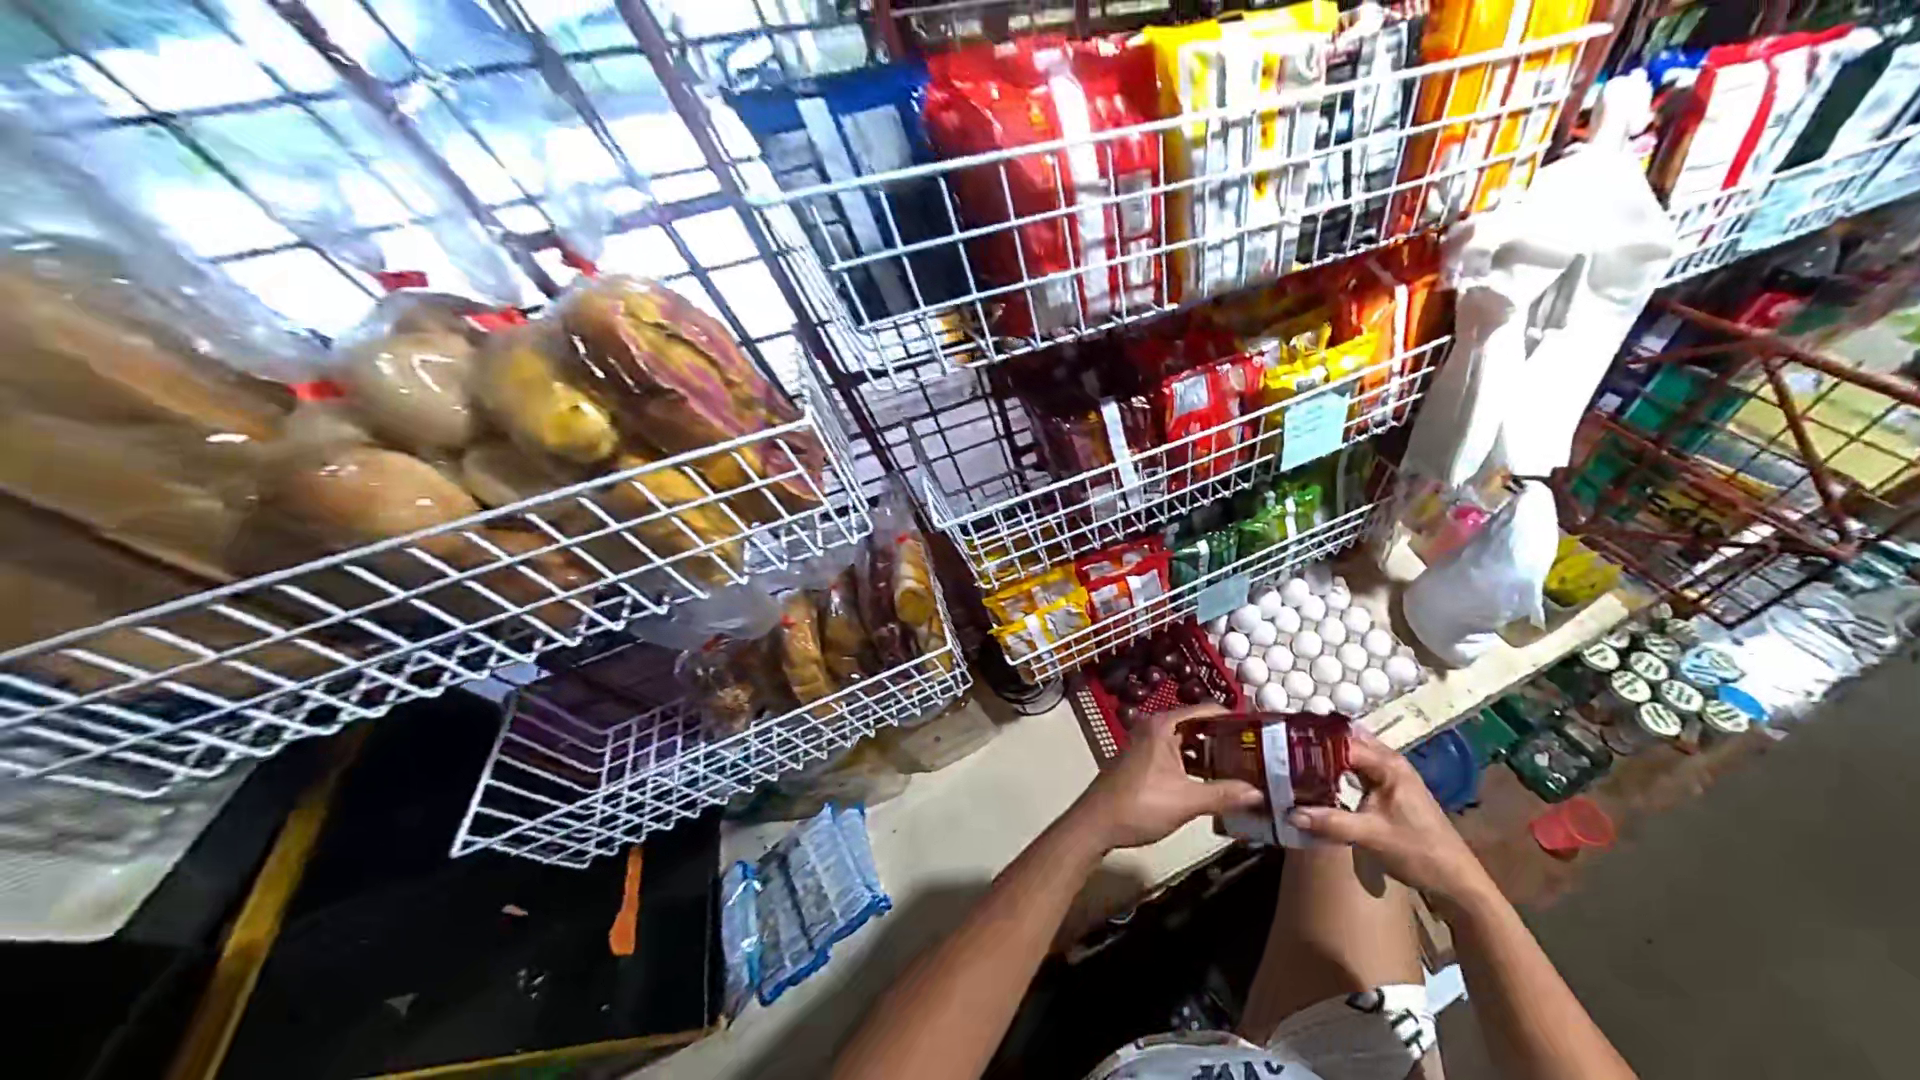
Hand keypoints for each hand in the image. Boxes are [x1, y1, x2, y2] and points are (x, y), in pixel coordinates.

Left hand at [1069, 705, 1264, 852]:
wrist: (1096, 823)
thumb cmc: (1139, 804)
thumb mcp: (1185, 800)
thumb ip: (1223, 794)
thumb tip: (1260, 793)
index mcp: (1163, 726)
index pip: (1207, 710)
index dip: (1236, 720)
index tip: (1263, 732)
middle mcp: (1156, 729)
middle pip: (1200, 727)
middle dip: (1228, 740)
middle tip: (1261, 755)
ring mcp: (1149, 746)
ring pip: (1190, 744)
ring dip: (1214, 755)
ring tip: (1247, 770)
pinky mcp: (1147, 763)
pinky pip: (1179, 757)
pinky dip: (1198, 766)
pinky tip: (1218, 783)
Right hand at [1286, 727, 1494, 905]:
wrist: (1456, 881)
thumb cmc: (1418, 852)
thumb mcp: (1371, 836)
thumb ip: (1329, 822)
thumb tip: (1288, 813)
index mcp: (1388, 765)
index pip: (1342, 742)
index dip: (1313, 742)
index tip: (1282, 744)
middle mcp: (1390, 762)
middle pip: (1347, 742)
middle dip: (1317, 743)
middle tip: (1283, 747)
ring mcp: (1391, 775)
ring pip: (1352, 754)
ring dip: (1326, 755)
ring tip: (1292, 758)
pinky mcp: (1388, 789)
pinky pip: (1356, 768)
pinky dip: (1337, 768)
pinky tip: (1316, 777)